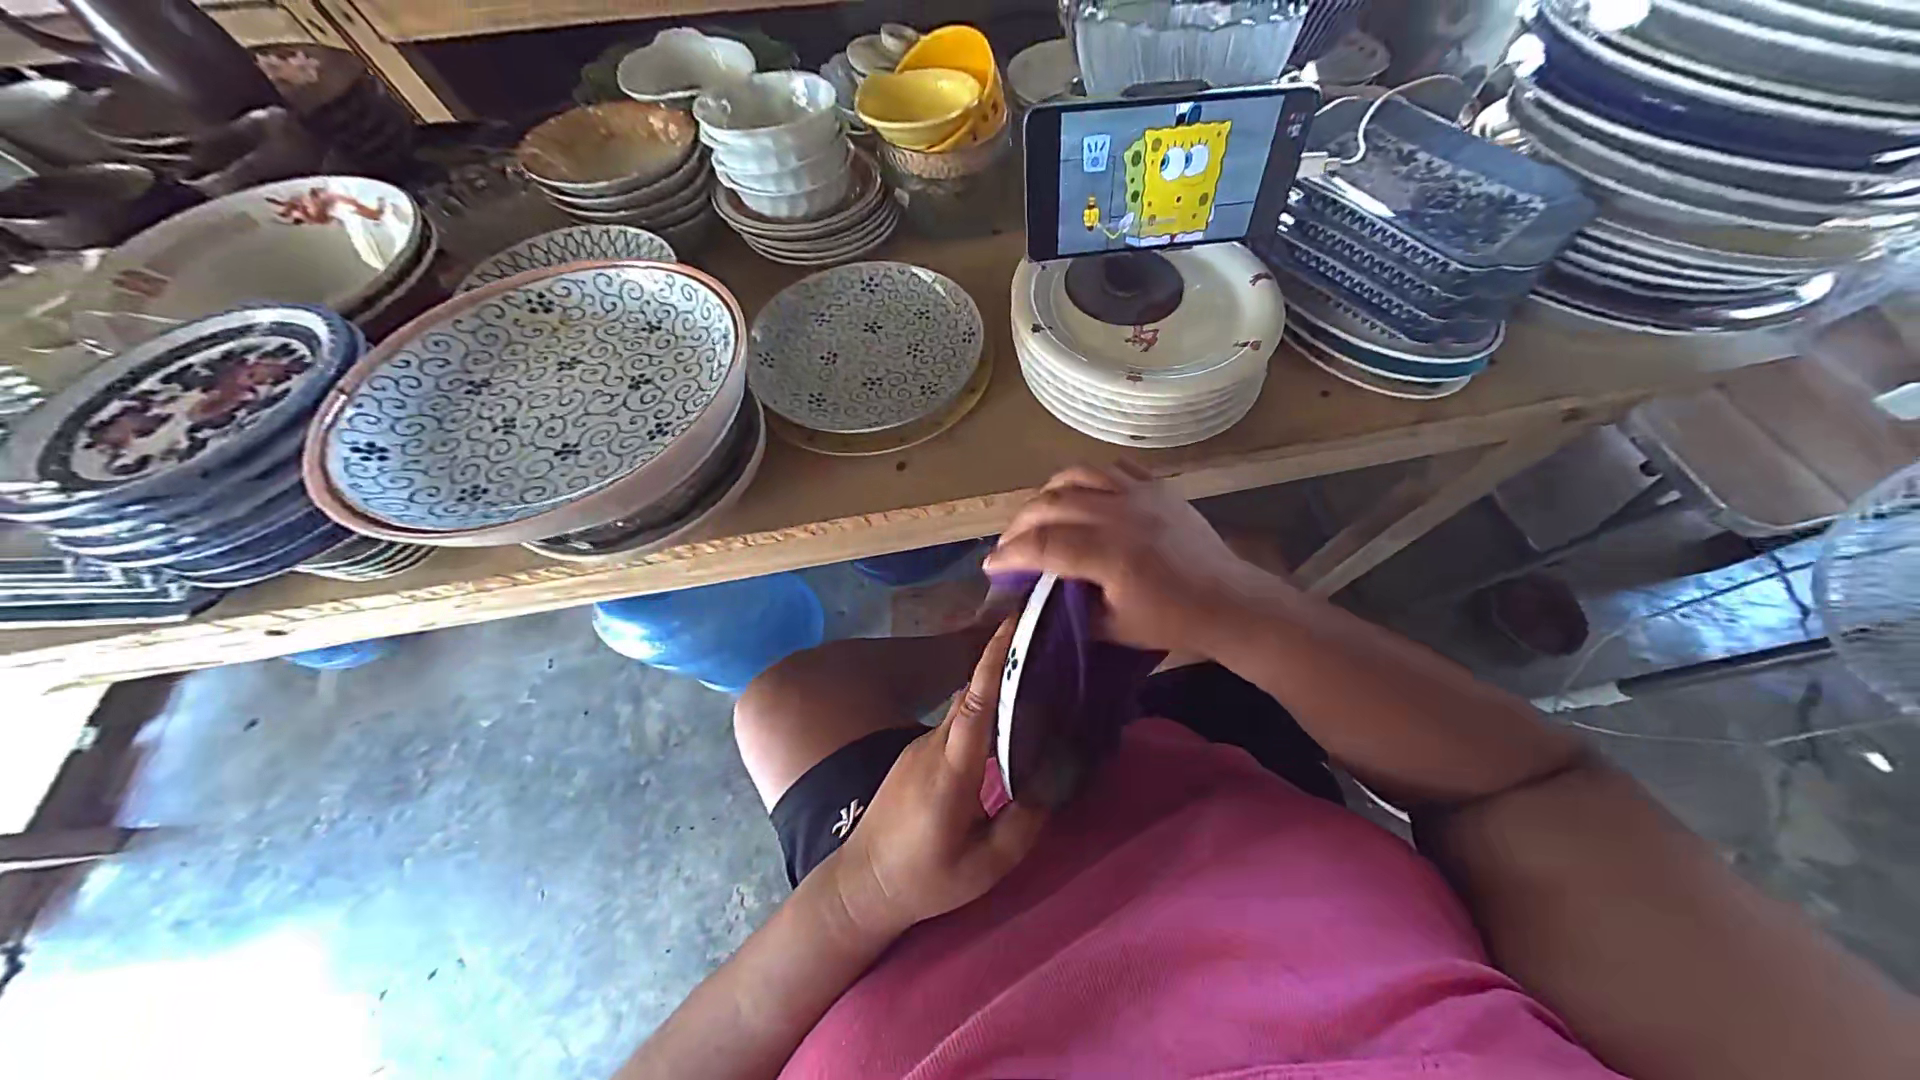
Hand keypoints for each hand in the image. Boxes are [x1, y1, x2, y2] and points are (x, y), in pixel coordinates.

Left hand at [826, 618, 1048, 938]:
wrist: (862, 882)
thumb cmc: (925, 878)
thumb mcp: (986, 867)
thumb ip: (1024, 824)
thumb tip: (1051, 782)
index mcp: (950, 771)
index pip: (975, 704)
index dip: (994, 663)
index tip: (1015, 625)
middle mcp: (932, 746)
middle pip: (972, 694)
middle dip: (1003, 659)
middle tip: (1043, 637)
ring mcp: (920, 745)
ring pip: (964, 706)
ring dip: (995, 684)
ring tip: (1035, 673)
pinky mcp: (916, 751)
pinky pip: (956, 721)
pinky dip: (983, 708)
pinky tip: (1007, 717)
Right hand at [982, 464, 1290, 656]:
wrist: (1229, 601)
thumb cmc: (1172, 622)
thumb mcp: (1114, 628)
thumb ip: (1071, 607)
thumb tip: (1038, 593)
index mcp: (1109, 553)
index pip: (1042, 543)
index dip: (1009, 554)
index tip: (990, 567)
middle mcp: (1120, 514)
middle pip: (1050, 502)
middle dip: (1018, 523)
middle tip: (1008, 545)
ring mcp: (1139, 494)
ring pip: (1075, 474)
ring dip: (1046, 493)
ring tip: (1037, 514)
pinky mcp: (1157, 486)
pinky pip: (1110, 467)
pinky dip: (1086, 478)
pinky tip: (1079, 496)